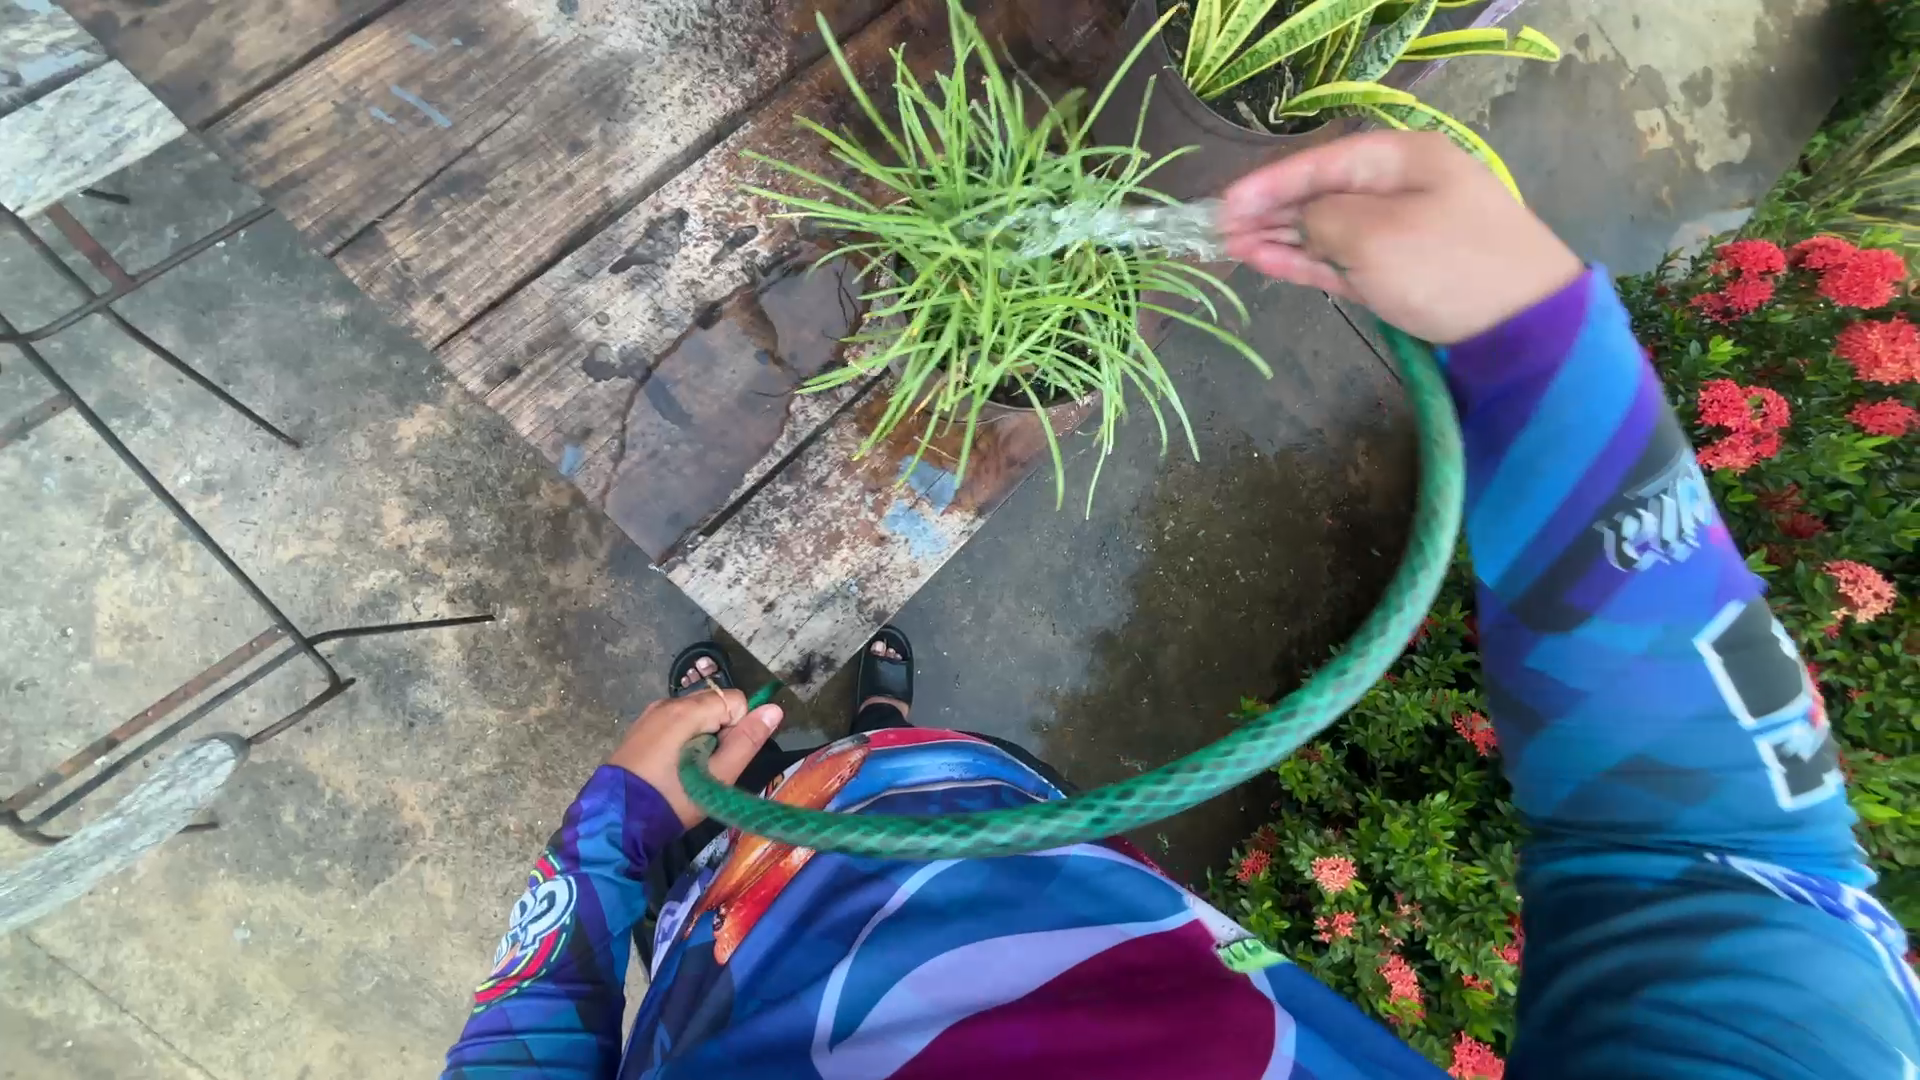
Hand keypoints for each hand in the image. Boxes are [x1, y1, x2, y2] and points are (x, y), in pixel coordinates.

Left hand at [608, 688, 783, 827]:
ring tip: (689, 770)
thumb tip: (775, 708)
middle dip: (721, 731)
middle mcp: (667, 703)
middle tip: (707, 767)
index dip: (738, 729)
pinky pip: (676, 723)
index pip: (736, 701)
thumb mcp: (718, 775)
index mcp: (686, 710)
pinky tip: (673, 767)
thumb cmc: (672, 799)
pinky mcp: (640, 729)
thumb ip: (748, 740)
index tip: (723, 759)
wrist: (613, 825)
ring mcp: (650, 715)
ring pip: (697, 714)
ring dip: (703, 736)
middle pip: (715, 704)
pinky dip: (684, 739)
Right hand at [1217, 131, 1583, 344]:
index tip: (1224, 202)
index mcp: (1400, 160)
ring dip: (1273, 238)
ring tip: (1226, 246)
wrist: (1512, 322)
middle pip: (1315, 194)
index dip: (1268, 183)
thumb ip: (1324, 218)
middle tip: (1214, 228)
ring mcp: (1387, 233)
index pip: (1320, 163)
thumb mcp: (1376, 234)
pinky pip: (1330, 259)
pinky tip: (1260, 259)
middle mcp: (1391, 189)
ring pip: (1317, 230)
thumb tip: (1299, 220)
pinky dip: (1297, 260)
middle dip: (1264, 211)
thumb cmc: (1447, 264)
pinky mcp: (1382, 271)